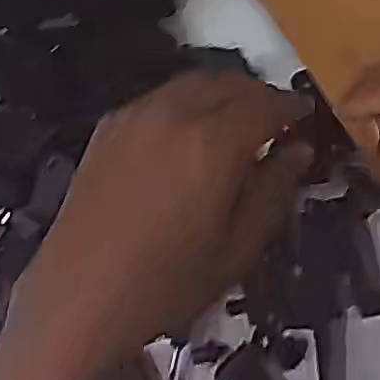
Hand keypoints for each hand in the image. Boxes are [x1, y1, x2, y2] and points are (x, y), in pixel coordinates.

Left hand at [0, 69, 310, 379]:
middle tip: (272, 120)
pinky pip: (163, 95)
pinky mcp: (112, 121)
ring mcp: (139, 112)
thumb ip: (274, 191)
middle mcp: (177, 112)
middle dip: (258, 94)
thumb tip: (298, 150)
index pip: (266, 104)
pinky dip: (187, 101)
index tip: (303, 112)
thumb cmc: (165, 283)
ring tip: (232, 123)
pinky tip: (186, 133)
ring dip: (223, 92)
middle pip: (231, 82)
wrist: (77, 298)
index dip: (290, 106)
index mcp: (214, 143)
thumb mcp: (236, 248)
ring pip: (196, 81)